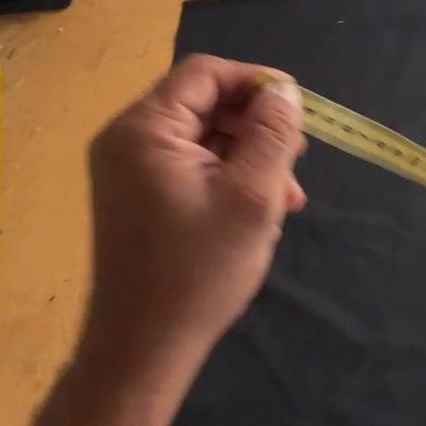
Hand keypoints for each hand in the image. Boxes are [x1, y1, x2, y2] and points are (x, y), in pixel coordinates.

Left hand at [85, 56, 306, 362]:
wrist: (142, 351)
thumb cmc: (198, 271)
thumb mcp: (252, 195)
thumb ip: (271, 132)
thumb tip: (283, 89)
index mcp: (144, 128)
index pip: (204, 74)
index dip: (255, 82)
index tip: (296, 109)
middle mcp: (127, 138)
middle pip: (203, 104)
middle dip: (255, 127)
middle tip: (297, 160)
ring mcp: (128, 169)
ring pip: (201, 138)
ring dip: (247, 156)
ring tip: (287, 196)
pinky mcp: (136, 196)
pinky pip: (188, 166)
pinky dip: (226, 177)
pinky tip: (259, 210)